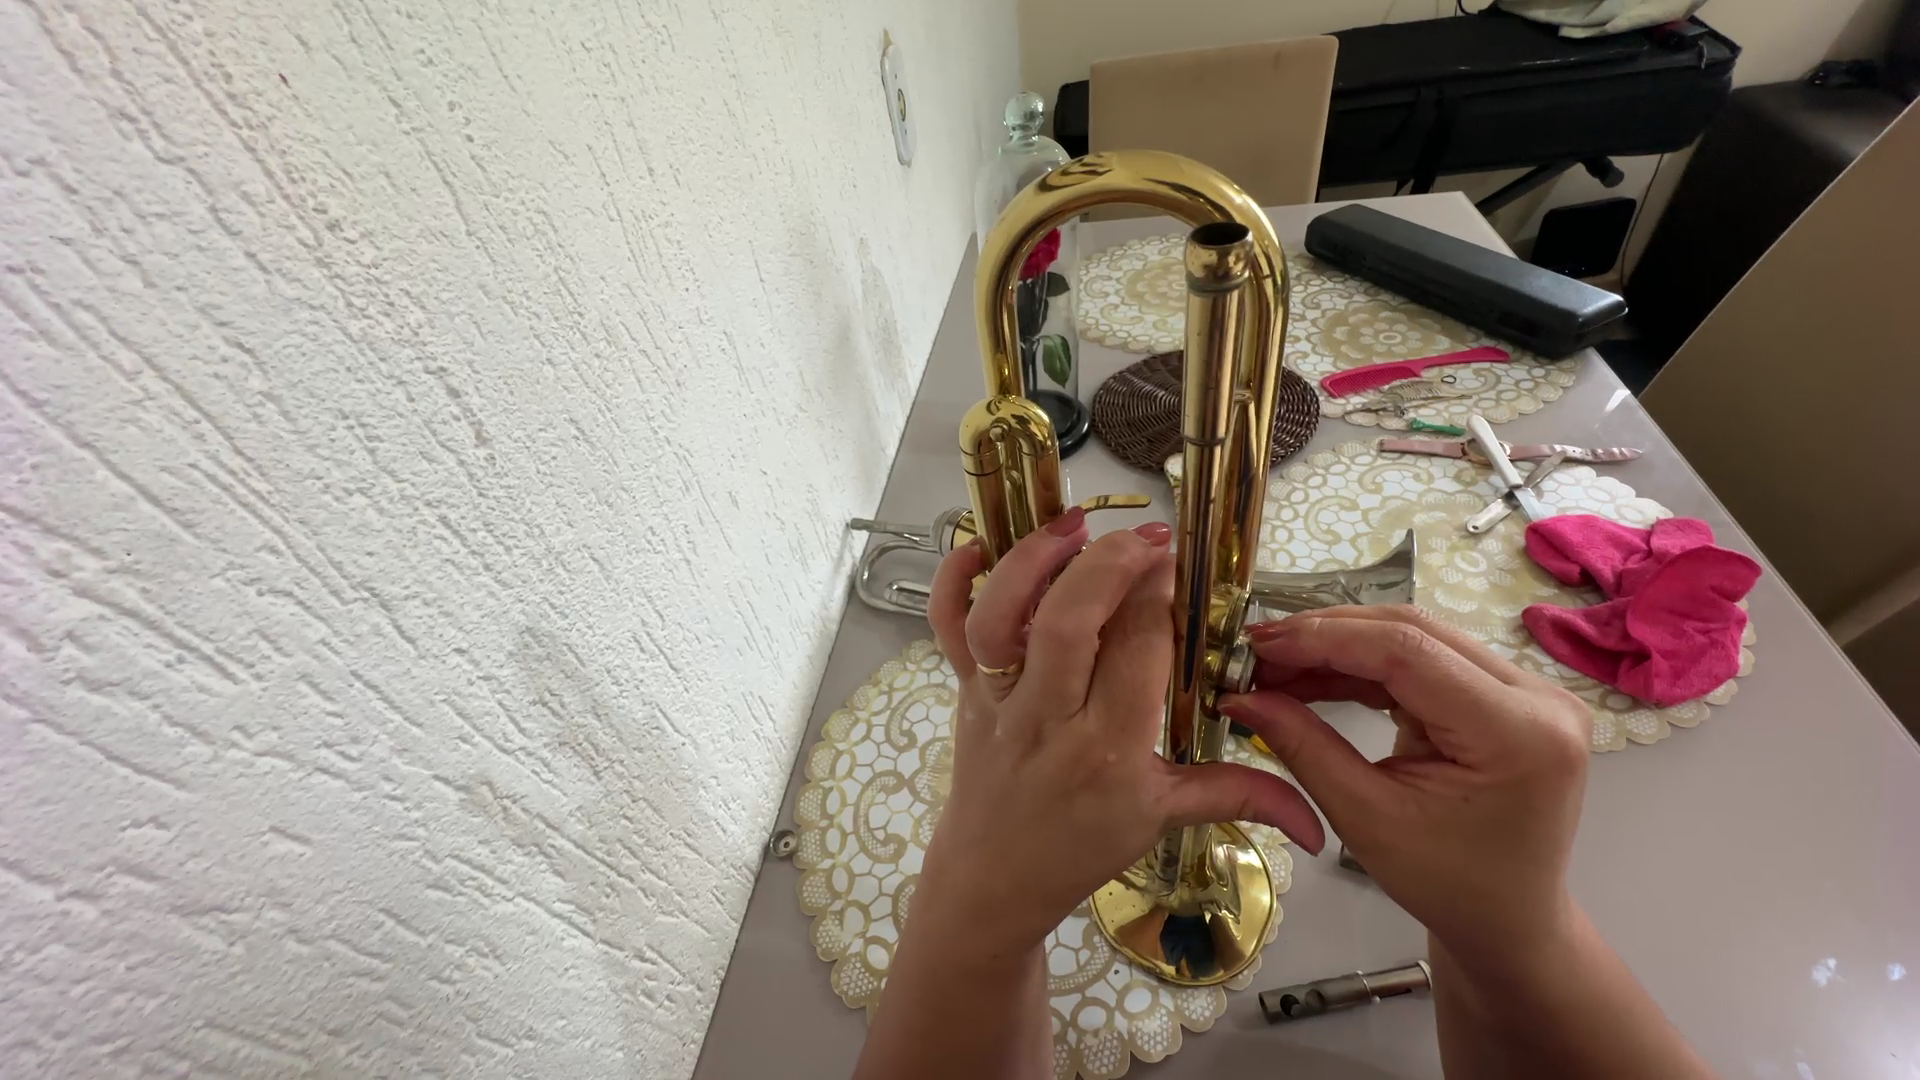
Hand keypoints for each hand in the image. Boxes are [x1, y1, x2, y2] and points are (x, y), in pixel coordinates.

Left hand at [917, 510, 1326, 956]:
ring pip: (1000, 618)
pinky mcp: (962, 687)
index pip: (1139, 652)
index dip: (1161, 598)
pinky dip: (950, 580)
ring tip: (1074, 525)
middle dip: (1111, 566)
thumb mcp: (1160, 820)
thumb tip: (1318, 818)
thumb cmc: (1079, 846)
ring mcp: (995, 697)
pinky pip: (943, 627)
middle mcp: (1047, 716)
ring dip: (1033, 562)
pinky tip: (979, 544)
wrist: (993, 877)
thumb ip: (1237, 796)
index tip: (1178, 566)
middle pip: (1071, 623)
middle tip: (1148, 538)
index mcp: (1107, 749)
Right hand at [1218, 605, 1591, 963]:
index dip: (1324, 638)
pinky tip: (1312, 675)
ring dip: (1338, 644)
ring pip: (1413, 636)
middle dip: (1325, 634)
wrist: (1507, 917)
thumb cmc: (1443, 881)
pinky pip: (1420, 658)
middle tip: (1257, 649)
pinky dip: (1360, 664)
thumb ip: (1302, 745)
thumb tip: (1239, 696)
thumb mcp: (1362, 816)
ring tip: (1276, 663)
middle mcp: (1535, 696)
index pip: (1407, 652)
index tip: (1258, 644)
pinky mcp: (1503, 692)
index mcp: (1517, 732)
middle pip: (1412, 631)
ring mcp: (1524, 689)